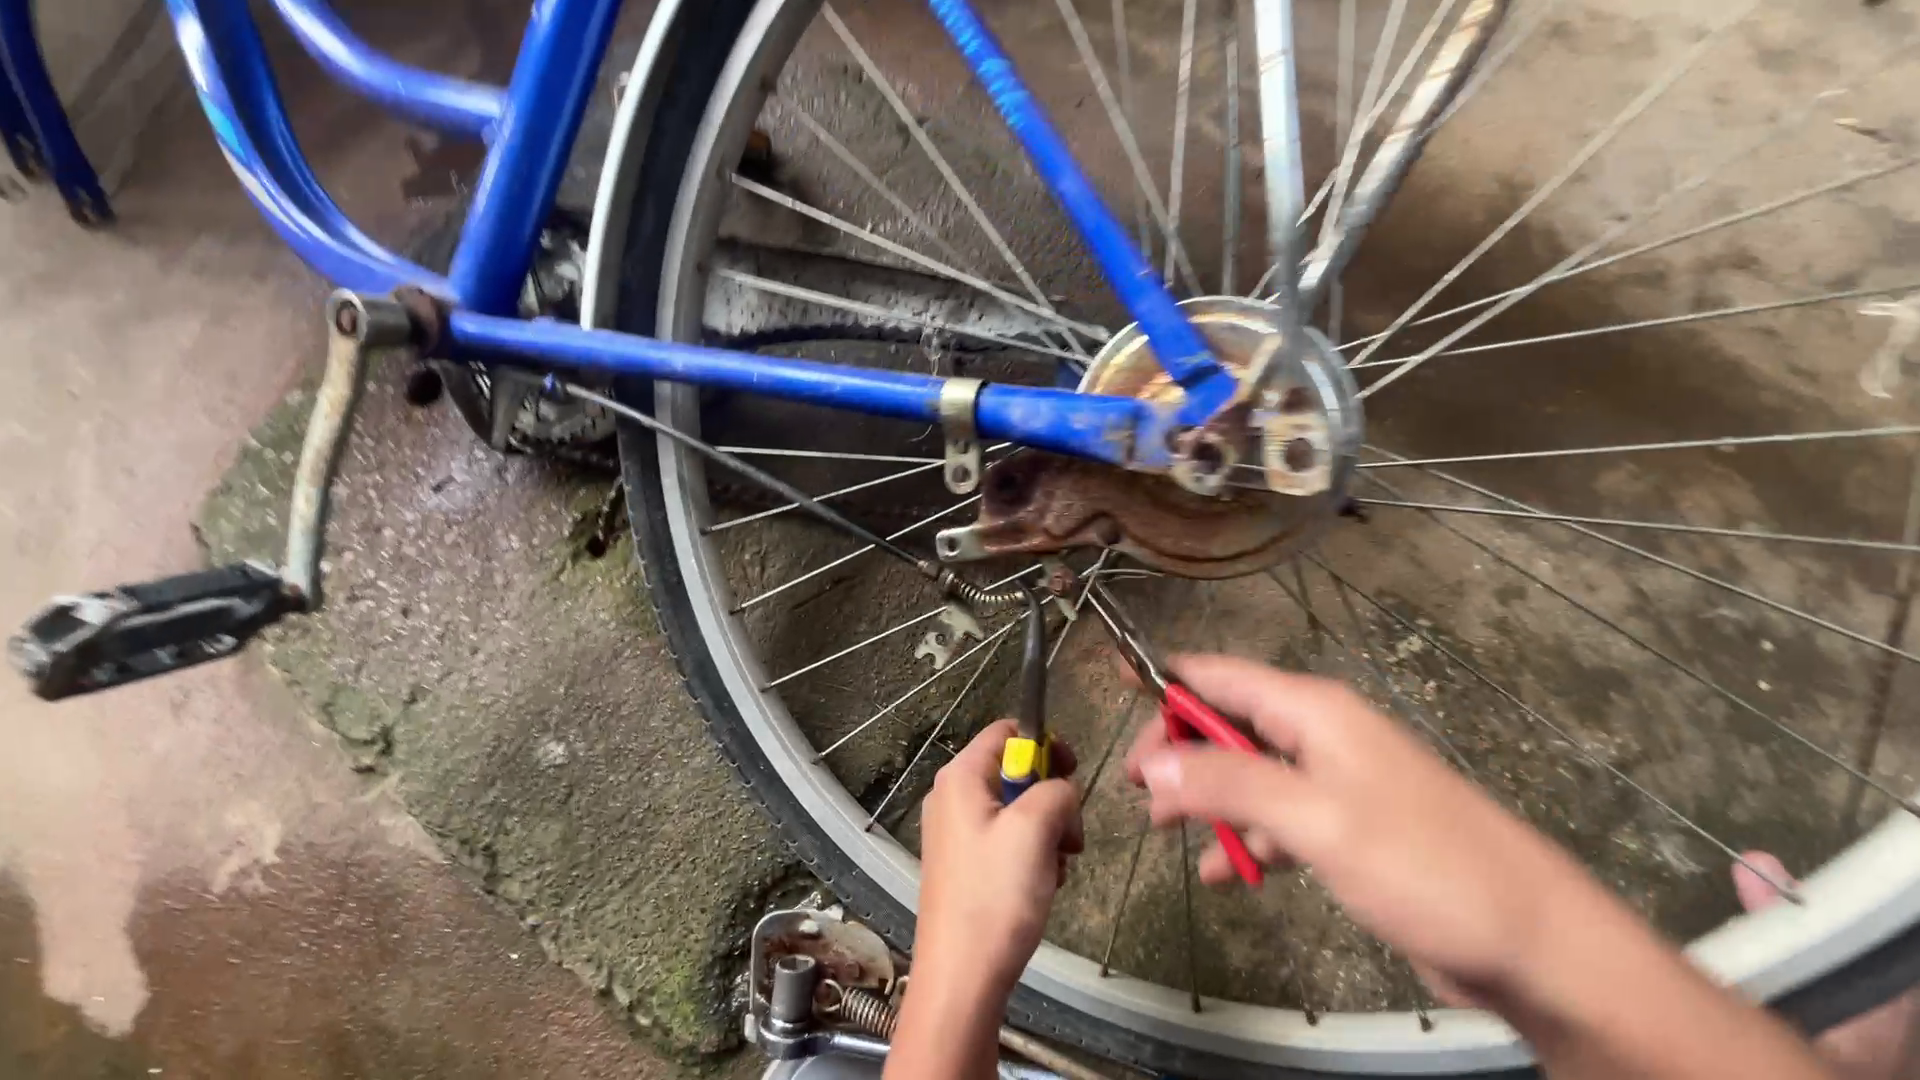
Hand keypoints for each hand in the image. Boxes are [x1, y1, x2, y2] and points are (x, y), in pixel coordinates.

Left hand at [915, 719, 1082, 996]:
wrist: (962, 978)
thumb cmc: (995, 896)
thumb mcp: (1034, 828)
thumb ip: (1055, 789)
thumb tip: (1060, 789)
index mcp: (960, 777)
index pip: (1007, 730)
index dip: (1044, 745)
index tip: (1071, 774)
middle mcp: (952, 797)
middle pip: (1014, 772)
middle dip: (1050, 798)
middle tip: (1068, 834)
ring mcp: (957, 834)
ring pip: (1018, 810)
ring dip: (1046, 832)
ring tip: (1055, 867)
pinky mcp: (965, 866)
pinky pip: (1008, 842)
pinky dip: (1032, 856)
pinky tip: (1041, 885)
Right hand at [1125, 655, 1598, 1002]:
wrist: (1535, 947)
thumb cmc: (1424, 864)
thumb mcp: (1315, 817)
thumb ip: (1228, 784)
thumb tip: (1154, 765)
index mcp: (1312, 712)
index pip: (1218, 676)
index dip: (1163, 678)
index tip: (1113, 688)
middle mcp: (1319, 737)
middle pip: (1226, 725)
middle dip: (1179, 753)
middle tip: (1139, 793)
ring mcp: (1333, 785)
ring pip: (1246, 776)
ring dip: (1206, 800)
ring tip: (1167, 834)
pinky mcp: (1345, 832)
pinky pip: (1275, 821)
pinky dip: (1244, 840)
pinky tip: (1225, 874)